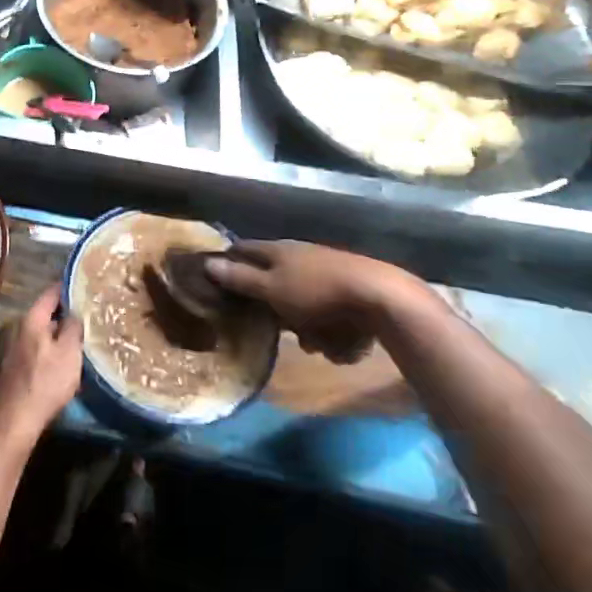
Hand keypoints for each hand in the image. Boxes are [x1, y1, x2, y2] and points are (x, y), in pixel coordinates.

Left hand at [0, 288, 82, 443]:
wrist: (8, 421)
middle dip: (59, 319)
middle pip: (40, 315)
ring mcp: (1, 345)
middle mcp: (11, 325)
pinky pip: (23, 349)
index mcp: (28, 318)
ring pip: (31, 334)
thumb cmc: (43, 384)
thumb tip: (74, 310)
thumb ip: (73, 327)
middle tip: (81, 324)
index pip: (50, 294)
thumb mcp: (69, 354)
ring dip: (48, 338)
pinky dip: (36, 352)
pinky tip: (47, 367)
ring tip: (68, 348)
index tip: (82, 287)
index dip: (67, 289)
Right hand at [205, 241, 417, 362]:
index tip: (215, 278)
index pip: (242, 248)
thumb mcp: (270, 289)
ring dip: (305, 321)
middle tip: (268, 324)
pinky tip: (338, 342)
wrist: (383, 299)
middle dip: (270, 303)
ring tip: (313, 343)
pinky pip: (331, 308)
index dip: (227, 260)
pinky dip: (331, 325)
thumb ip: (240, 278)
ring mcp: (329, 269)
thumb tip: (207, 263)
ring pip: (304, 296)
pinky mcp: (353, 287)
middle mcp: (301, 254)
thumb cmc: (316, 293)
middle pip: (274, 276)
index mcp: (278, 249)